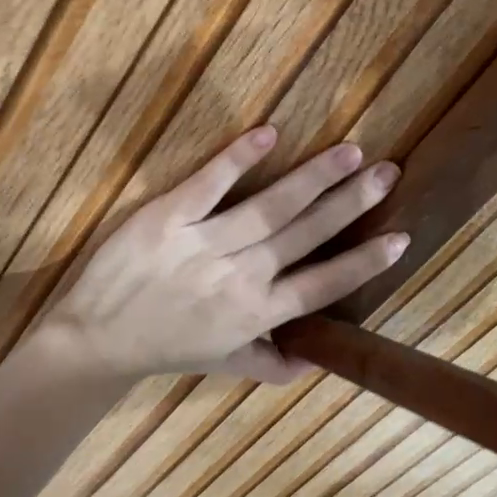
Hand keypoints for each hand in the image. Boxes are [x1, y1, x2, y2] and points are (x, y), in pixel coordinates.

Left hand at [42, 126, 408, 383]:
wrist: (95, 338)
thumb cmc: (164, 345)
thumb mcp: (222, 363)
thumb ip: (271, 361)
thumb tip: (316, 362)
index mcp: (255, 314)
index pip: (322, 286)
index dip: (363, 263)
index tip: (400, 237)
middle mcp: (238, 279)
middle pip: (305, 237)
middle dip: (350, 204)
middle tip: (386, 173)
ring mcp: (202, 246)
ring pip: (269, 209)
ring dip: (312, 179)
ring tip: (349, 152)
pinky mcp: (167, 218)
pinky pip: (209, 185)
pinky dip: (238, 160)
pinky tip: (269, 134)